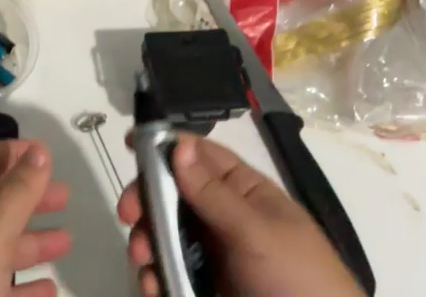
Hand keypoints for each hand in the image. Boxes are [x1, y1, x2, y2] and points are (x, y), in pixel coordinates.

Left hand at [0, 138, 73, 296]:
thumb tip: (39, 150)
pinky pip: (2, 288)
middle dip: (29, 194)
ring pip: (1, 246)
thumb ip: (15, 193)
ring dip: (33, 239)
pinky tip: (49, 289)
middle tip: (65, 194)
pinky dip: (27, 285)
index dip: (9, 151)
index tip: (44, 152)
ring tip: (67, 240)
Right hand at [116, 133, 362, 296]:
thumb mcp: (257, 233)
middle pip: (172, 194)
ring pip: (165, 235)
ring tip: (144, 261)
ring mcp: (214, 256)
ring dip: (146, 242)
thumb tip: (177, 143)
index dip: (166, 145)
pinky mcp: (204, 289)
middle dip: (146, 201)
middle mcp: (224, 218)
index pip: (199, 155)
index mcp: (244, 193)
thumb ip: (213, 193)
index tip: (129, 143)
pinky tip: (153, 285)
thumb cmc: (297, 281)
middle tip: (128, 214)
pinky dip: (155, 277)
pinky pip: (170, 273)